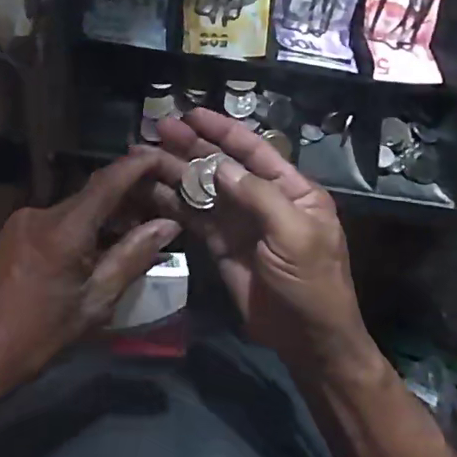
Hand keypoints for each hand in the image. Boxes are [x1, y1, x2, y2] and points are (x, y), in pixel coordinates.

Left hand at [0, 149, 181, 400]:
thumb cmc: (42, 334)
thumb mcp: (96, 301)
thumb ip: (133, 257)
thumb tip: (168, 226)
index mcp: (64, 230)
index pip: (107, 183)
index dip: (138, 166)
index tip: (163, 159)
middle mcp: (43, 213)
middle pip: (94, 192)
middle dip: (130, 196)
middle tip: (163, 207)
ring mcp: (26, 217)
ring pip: (79, 205)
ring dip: (108, 212)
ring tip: (139, 229)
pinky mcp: (17, 227)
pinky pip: (62, 217)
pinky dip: (86, 223)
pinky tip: (103, 242)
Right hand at [154, 109, 375, 373]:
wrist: (308, 342)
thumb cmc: (313, 284)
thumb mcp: (294, 235)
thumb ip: (258, 195)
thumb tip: (220, 164)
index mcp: (291, 190)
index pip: (253, 150)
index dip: (222, 130)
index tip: (191, 115)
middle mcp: (263, 199)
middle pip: (222, 165)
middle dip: (191, 146)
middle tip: (158, 129)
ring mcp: (240, 222)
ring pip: (203, 188)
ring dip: (175, 171)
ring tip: (144, 156)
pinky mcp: (221, 245)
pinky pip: (195, 216)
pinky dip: (173, 203)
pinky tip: (151, 190)